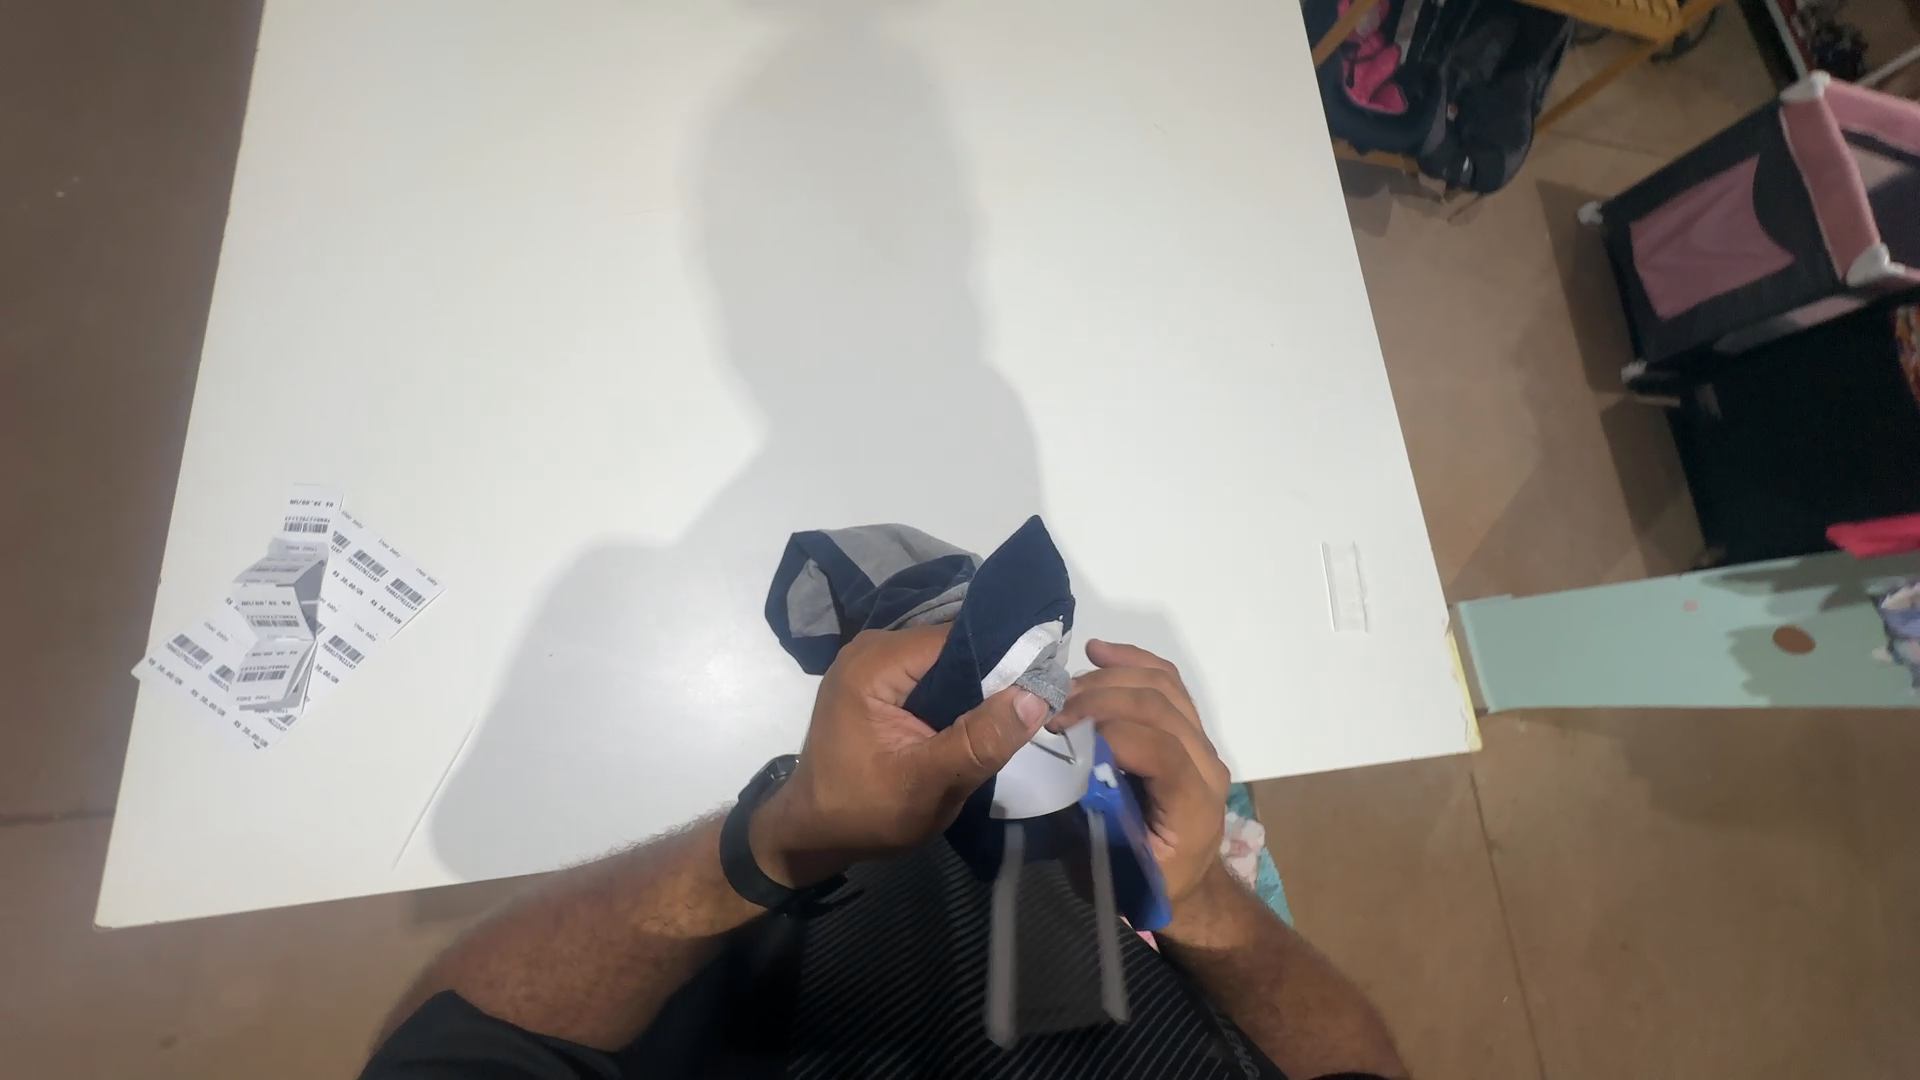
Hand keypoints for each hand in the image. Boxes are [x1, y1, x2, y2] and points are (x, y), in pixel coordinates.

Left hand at [749, 625, 1051, 886]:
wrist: (813, 833)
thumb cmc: (864, 813)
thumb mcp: (927, 786)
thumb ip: (978, 742)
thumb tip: (1035, 694)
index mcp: (874, 664)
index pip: (957, 638)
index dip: (1004, 657)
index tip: (1044, 682)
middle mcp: (871, 648)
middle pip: (952, 644)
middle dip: (993, 671)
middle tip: (1035, 703)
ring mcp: (873, 660)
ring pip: (945, 657)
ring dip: (976, 683)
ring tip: (1012, 712)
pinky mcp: (878, 677)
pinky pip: (929, 670)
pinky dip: (955, 689)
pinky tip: (976, 715)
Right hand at [1049, 640, 1231, 916]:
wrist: (1186, 881)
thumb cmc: (1142, 880)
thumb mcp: (1110, 868)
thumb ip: (1090, 820)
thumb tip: (1058, 773)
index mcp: (1193, 807)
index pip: (1161, 751)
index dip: (1112, 731)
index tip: (1060, 730)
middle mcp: (1207, 767)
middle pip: (1161, 707)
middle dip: (1101, 696)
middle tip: (1053, 706)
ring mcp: (1203, 742)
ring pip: (1163, 685)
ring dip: (1111, 675)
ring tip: (1066, 685)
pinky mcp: (1190, 728)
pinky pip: (1166, 680)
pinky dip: (1131, 660)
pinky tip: (1098, 652)